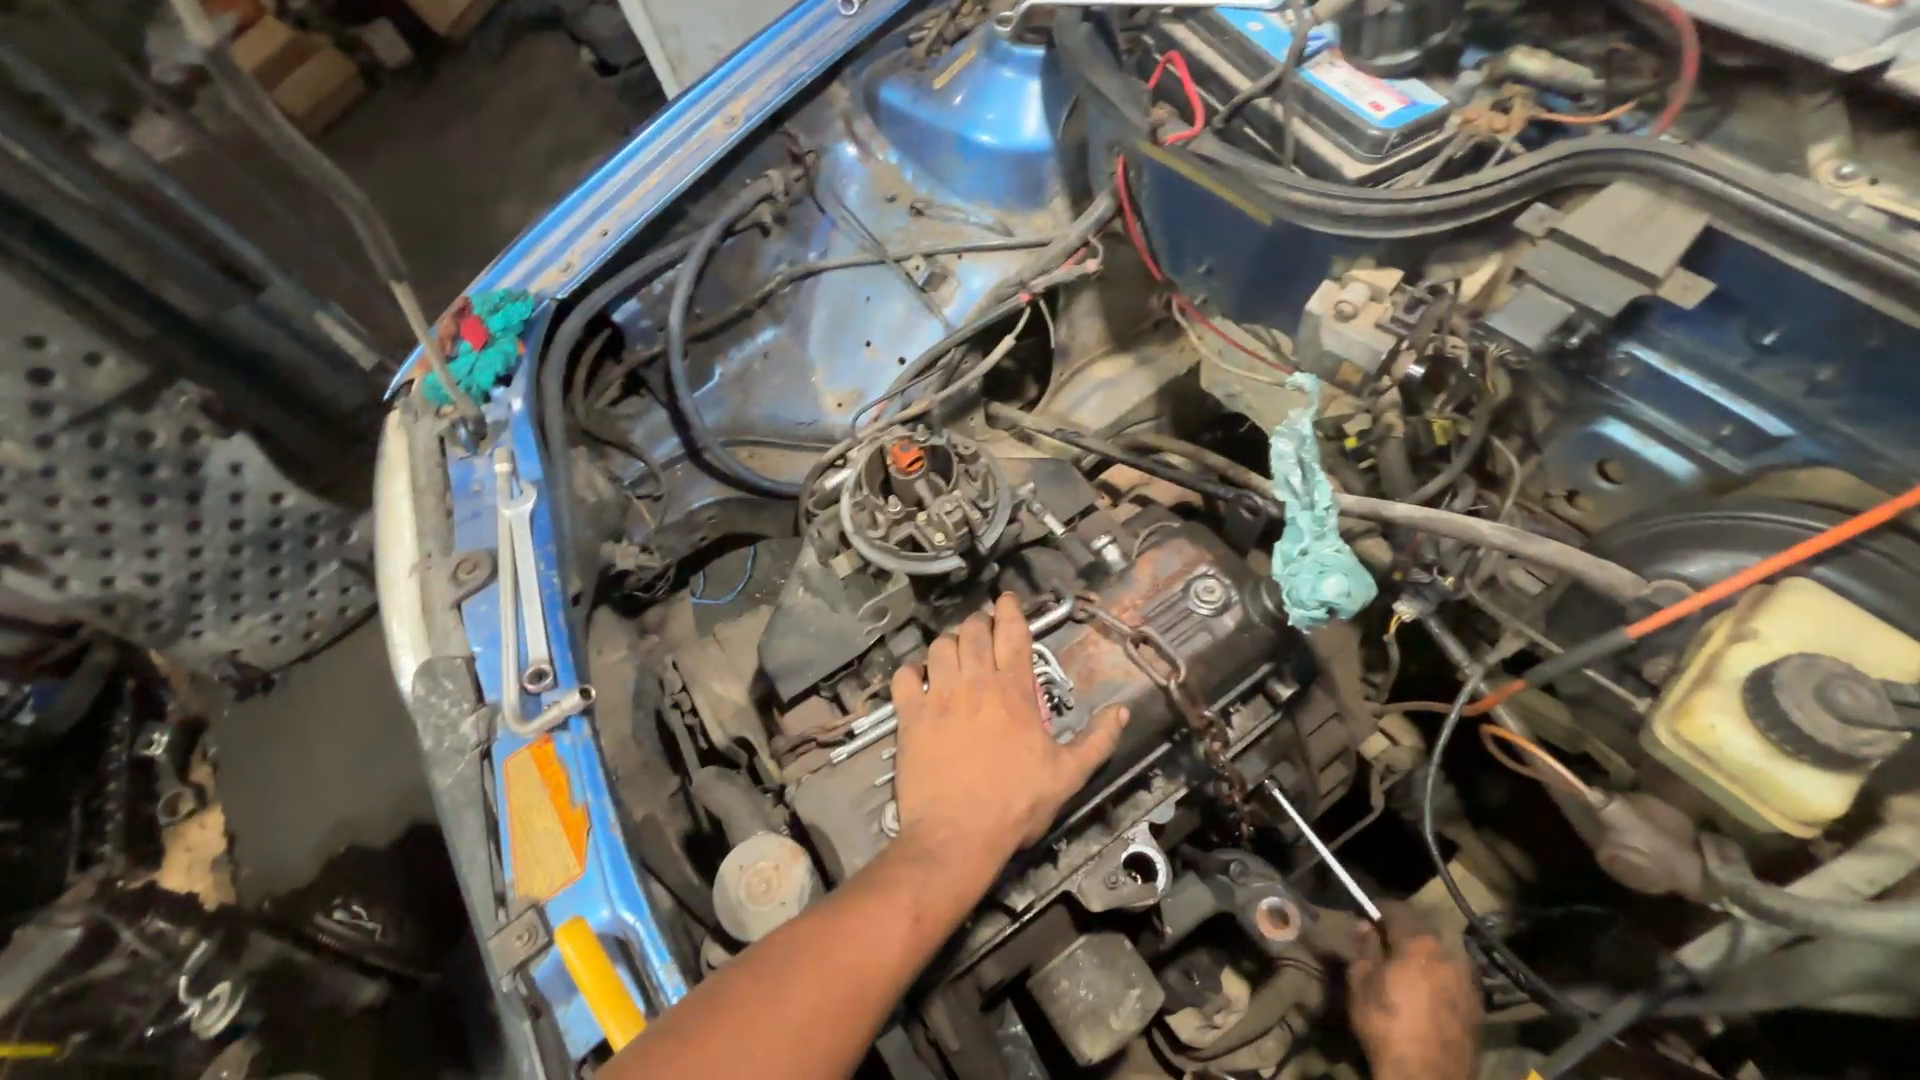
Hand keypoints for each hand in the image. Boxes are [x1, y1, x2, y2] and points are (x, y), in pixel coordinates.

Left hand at [890, 593, 1129, 868]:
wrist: (956, 835)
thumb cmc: (1015, 805)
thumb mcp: (1068, 776)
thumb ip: (1097, 740)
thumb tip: (1122, 711)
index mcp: (1014, 692)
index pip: (1014, 634)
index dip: (1011, 610)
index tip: (1007, 599)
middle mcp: (975, 684)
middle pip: (974, 631)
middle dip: (979, 623)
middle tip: (982, 629)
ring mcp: (938, 697)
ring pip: (939, 647)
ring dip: (948, 644)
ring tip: (954, 653)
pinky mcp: (909, 716)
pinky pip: (903, 677)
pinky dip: (910, 672)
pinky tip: (918, 679)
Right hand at [1347, 902, 1481, 1079]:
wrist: (1428, 1078)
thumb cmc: (1386, 1025)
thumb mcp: (1362, 984)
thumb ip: (1364, 949)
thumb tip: (1364, 924)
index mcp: (1418, 943)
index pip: (1397, 910)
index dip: (1378, 909)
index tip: (1365, 914)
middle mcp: (1449, 955)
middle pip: (1422, 931)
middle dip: (1403, 931)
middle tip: (1384, 943)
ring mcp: (1468, 981)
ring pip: (1441, 955)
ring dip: (1423, 954)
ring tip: (1406, 968)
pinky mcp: (1478, 1007)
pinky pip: (1454, 978)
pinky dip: (1439, 976)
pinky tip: (1426, 992)